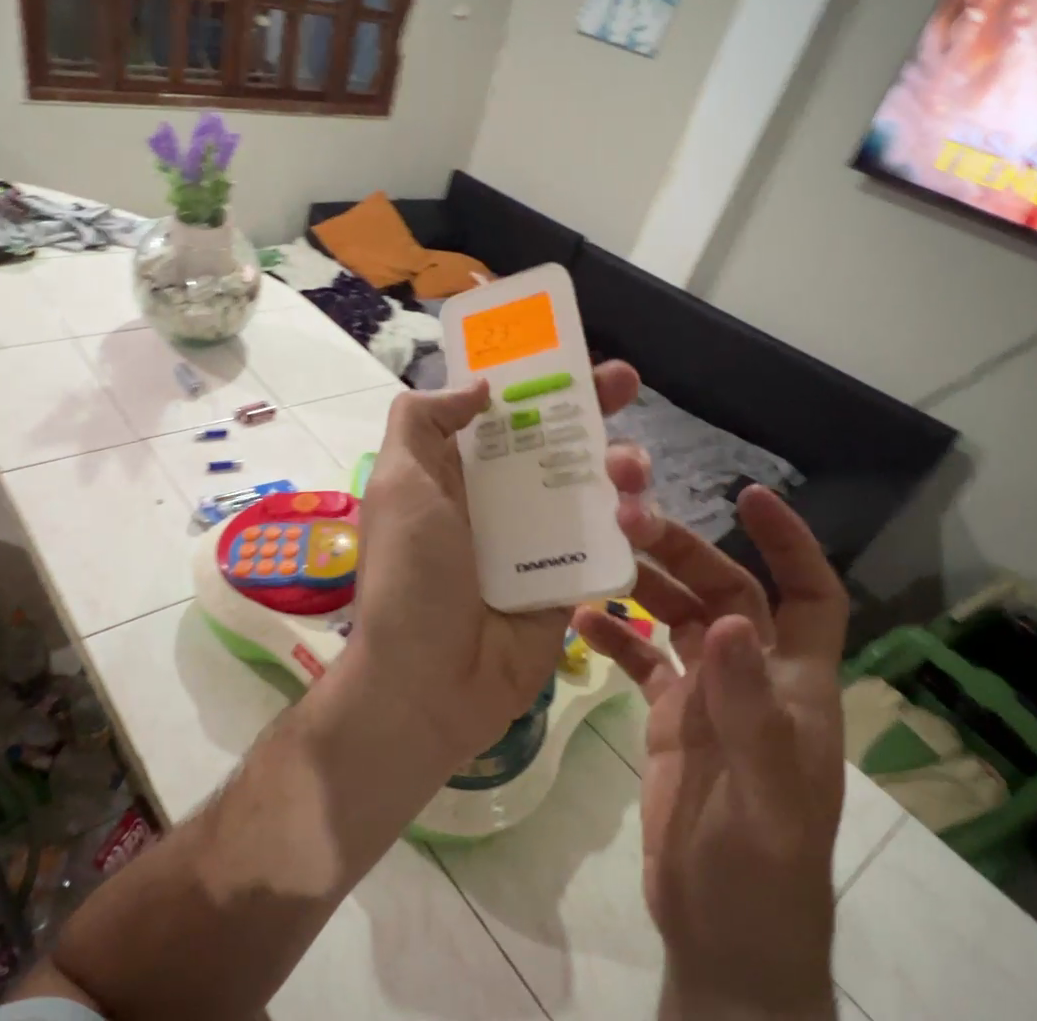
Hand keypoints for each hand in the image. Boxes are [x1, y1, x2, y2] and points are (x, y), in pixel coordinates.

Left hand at [348, 362, 644, 766]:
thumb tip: (477, 386)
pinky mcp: (566, 581)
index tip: (568, 353)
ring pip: (588, 485)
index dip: (531, 379)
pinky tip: (638, 515)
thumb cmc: (411, 577)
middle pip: (551, 440)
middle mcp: (494, 501)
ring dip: (619, 463)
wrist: (429, 683)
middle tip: (626, 384)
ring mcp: (533, 542)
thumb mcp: (399, 484)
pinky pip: (606, 541)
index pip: (499, 412)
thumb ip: (423, 422)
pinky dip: (629, 522)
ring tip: (630, 468)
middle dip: (590, 407)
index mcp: (452, 474)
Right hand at [574, 487, 847, 1019]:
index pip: (810, 596)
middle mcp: (755, 682)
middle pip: (726, 596)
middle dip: (686, 553)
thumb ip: (748, 710)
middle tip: (628, 518)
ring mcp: (708, 700)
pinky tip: (579, 620)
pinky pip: (641, 662)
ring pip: (678, 620)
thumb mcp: (764, 796)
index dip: (790, 545)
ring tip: (596, 554)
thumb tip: (725, 624)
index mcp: (797, 689)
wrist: (725, 936)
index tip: (749, 496)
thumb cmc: (762, 873)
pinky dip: (614, 637)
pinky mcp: (669, 722)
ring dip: (645, 585)